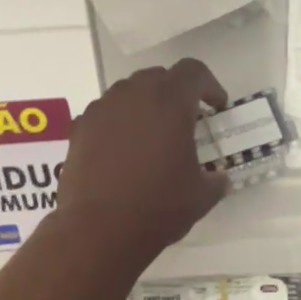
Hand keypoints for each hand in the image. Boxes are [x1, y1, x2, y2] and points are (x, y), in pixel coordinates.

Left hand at [55, 59, 229, 253]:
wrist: (101, 228)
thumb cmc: (160, 207)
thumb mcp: (202, 197)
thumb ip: (215, 180)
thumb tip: (219, 178)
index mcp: (170, 104)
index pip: (193, 72)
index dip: (209, 85)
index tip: (217, 107)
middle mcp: (134, 95)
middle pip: (159, 77)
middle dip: (176, 93)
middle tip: (187, 122)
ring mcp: (102, 109)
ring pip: (129, 93)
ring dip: (146, 107)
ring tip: (154, 139)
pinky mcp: (81, 127)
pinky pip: (106, 114)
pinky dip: (121, 125)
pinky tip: (126, 154)